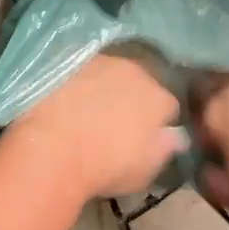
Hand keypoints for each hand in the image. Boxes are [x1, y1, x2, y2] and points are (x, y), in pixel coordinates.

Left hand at [2, 51, 185, 199]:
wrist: (53, 145)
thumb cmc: (106, 165)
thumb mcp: (146, 169)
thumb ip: (166, 147)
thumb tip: (175, 135)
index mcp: (157, 95)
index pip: (170, 105)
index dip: (163, 122)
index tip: (151, 137)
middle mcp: (132, 69)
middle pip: (142, 82)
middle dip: (136, 99)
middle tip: (121, 123)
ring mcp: (99, 61)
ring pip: (112, 73)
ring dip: (108, 87)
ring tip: (93, 111)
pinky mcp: (69, 60)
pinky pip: (85, 71)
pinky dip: (83, 83)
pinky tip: (73, 100)